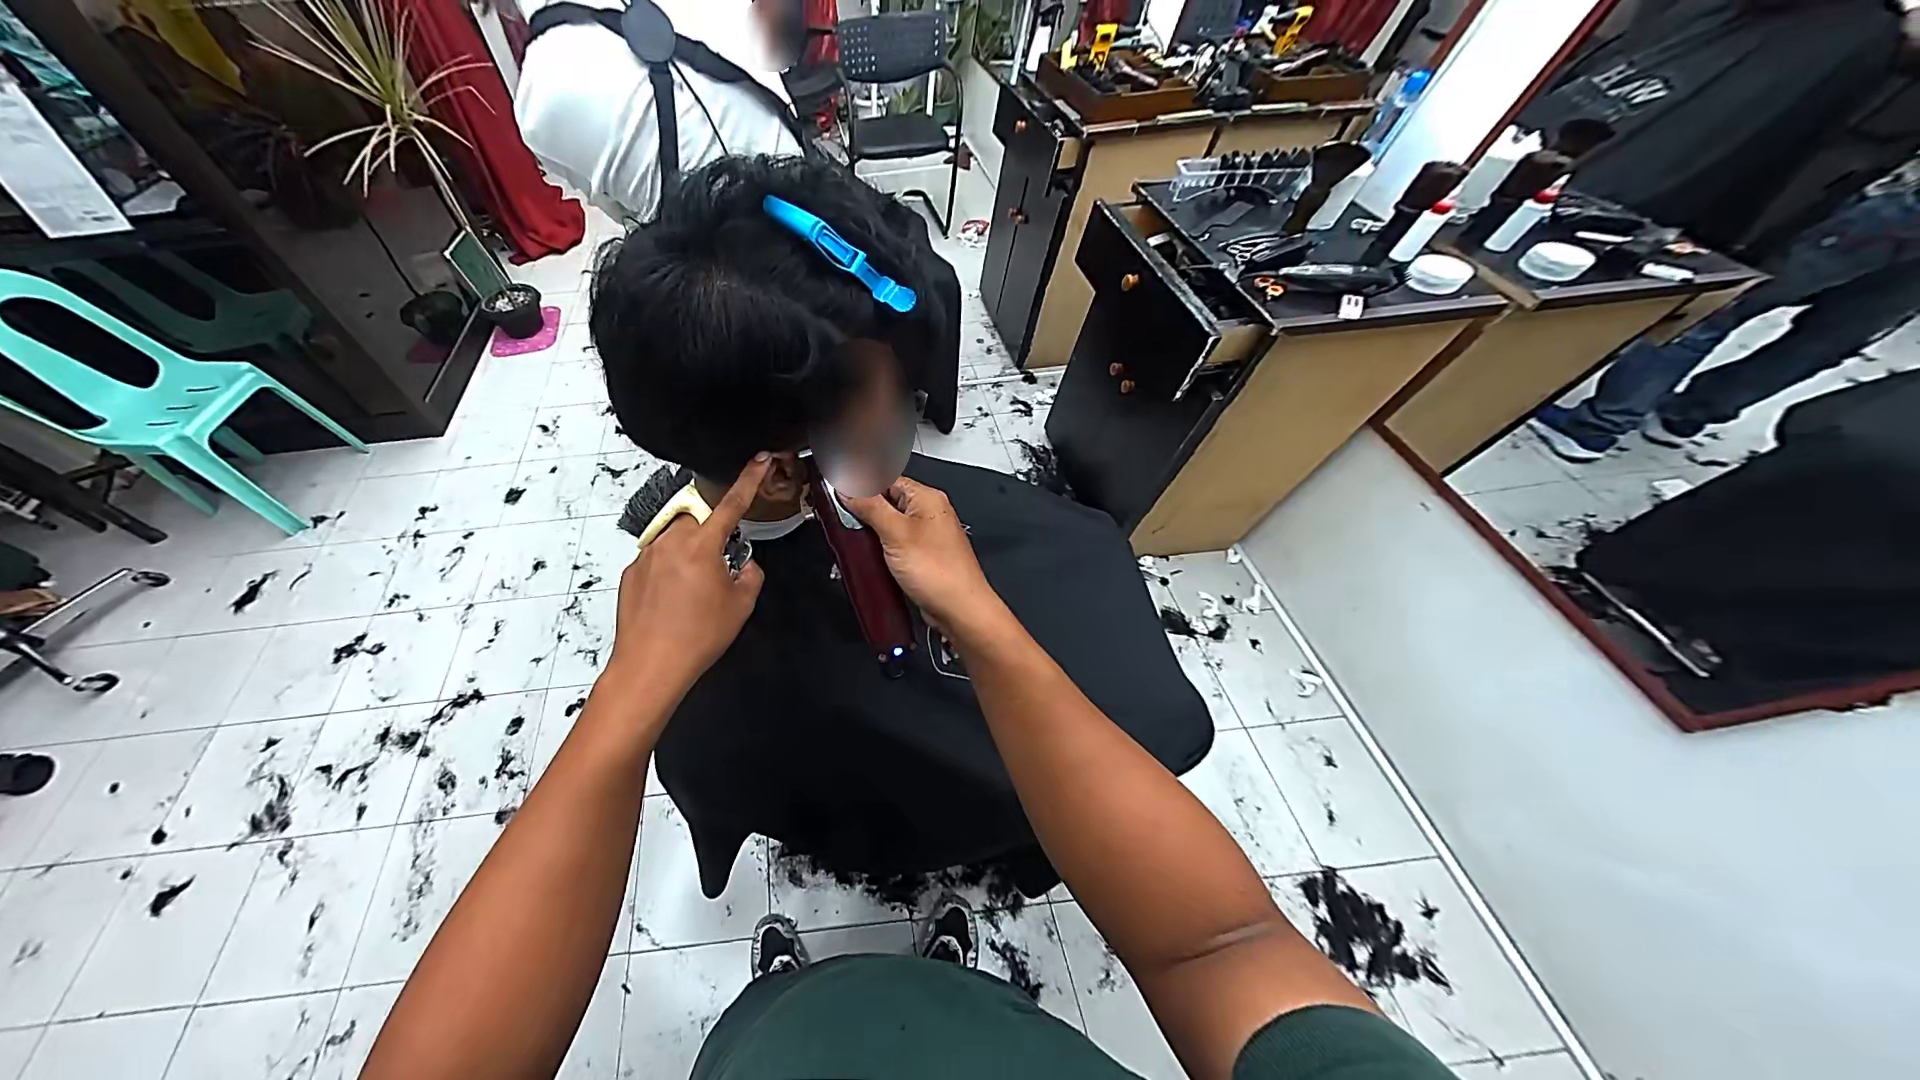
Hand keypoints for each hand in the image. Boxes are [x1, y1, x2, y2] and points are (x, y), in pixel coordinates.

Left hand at [607, 454, 772, 691]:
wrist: (651, 665)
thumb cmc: (697, 636)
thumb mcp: (741, 605)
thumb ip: (750, 575)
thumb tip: (745, 566)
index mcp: (702, 546)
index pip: (732, 504)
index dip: (750, 479)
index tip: (760, 459)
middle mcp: (670, 543)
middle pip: (698, 521)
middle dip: (712, 535)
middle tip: (720, 567)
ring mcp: (646, 557)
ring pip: (677, 540)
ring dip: (691, 554)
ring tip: (696, 592)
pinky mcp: (631, 573)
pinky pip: (659, 560)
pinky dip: (671, 572)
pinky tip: (676, 602)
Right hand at [841, 478, 1006, 635]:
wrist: (959, 610)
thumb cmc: (940, 573)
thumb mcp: (896, 534)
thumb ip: (870, 506)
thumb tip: (848, 487)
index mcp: (926, 498)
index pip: (884, 478)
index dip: (858, 485)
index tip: (836, 496)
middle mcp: (927, 513)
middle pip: (883, 501)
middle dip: (860, 513)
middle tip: (844, 526)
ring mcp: (923, 535)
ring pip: (885, 525)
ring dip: (867, 535)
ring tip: (854, 545)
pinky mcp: (919, 556)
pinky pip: (892, 545)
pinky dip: (877, 551)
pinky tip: (868, 559)